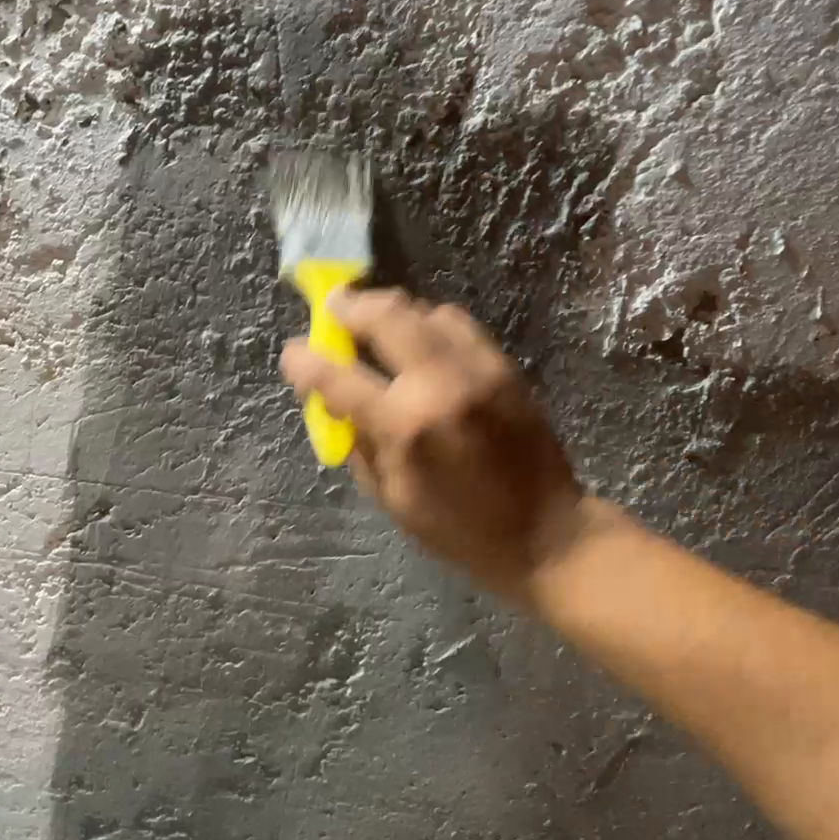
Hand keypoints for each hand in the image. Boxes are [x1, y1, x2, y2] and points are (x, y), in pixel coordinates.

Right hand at [279, 288, 592, 603]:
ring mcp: (476, 370)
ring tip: (375, 321)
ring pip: (422, 311)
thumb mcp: (389, 496)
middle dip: (348, 306)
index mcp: (404, 428)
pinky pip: (457, 323)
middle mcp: (438, 385)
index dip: (304, 360)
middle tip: (333, 306)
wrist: (546, 533)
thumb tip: (331, 399)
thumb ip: (357, 440)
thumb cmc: (457, 528)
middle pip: (384, 316)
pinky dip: (428, 322)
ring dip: (390, 311)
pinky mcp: (503, 367)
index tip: (292, 353)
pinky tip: (420, 338)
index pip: (336, 377)